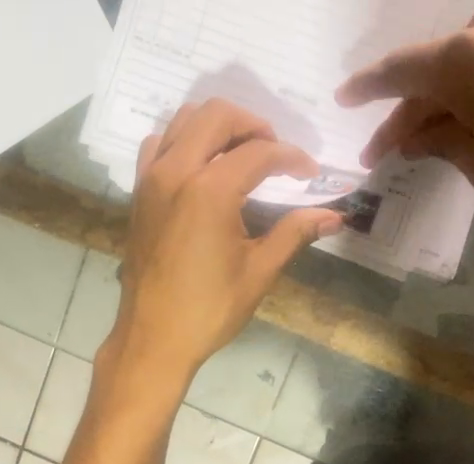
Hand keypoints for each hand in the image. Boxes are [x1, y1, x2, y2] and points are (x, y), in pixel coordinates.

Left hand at [104, 100, 342, 393]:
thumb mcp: (259, 272)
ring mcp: (152, 178)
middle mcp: (177, 171)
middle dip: (253, 126)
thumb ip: (294, 233)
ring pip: (185, 120)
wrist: (154, 338)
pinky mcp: (139, 192)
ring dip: (217, 127)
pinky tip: (202, 167)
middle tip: (275, 153)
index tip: (310, 173)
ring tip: (241, 154)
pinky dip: (183, 141)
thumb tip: (334, 217)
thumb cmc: (210, 310)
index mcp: (211, 191)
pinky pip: (159, 144)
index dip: (291, 158)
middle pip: (218, 116)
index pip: (259, 153)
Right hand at [336, 0, 473, 205]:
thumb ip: (442, 145)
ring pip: (464, 65)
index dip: (367, 92)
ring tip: (431, 138)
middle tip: (389, 151)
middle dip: (409, 113)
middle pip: (431, 71)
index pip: (397, 73)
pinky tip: (473, 115)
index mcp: (457, 60)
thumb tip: (418, 138)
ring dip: (444, 100)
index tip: (344, 102)